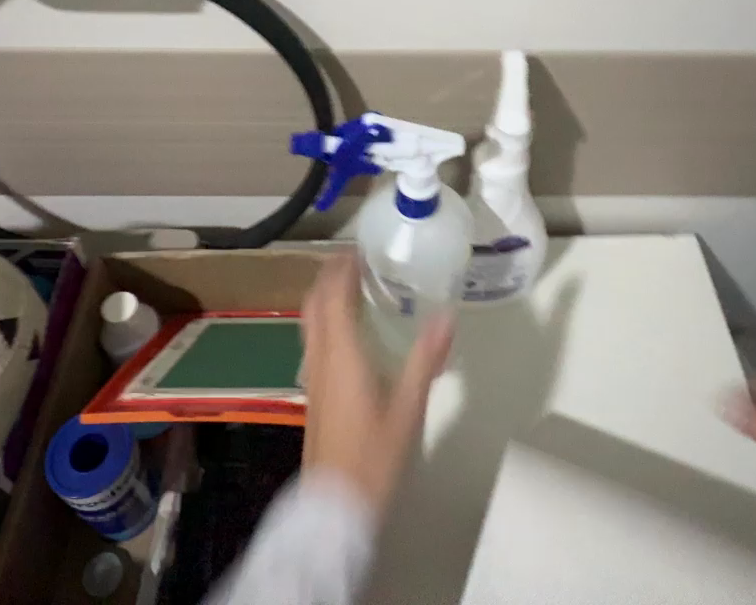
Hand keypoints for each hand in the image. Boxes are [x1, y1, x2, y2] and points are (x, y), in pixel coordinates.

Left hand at [299, 253, 453, 513]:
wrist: (335, 506)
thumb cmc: (374, 455)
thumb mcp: (409, 406)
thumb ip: (426, 358)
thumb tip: (446, 315)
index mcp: (341, 353)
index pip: (334, 296)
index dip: (342, 268)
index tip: (359, 248)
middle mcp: (320, 357)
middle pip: (314, 303)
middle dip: (328, 276)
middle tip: (354, 261)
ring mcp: (312, 376)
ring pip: (309, 322)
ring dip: (323, 297)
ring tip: (348, 287)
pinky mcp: (313, 393)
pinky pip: (313, 340)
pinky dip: (324, 320)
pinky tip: (346, 333)